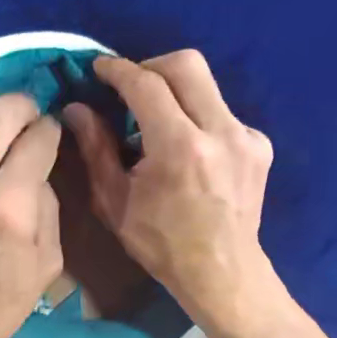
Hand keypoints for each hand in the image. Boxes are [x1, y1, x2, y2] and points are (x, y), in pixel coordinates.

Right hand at [63, 50, 275, 334]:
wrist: (223, 273)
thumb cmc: (161, 245)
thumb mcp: (115, 202)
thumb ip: (96, 149)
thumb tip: (76, 108)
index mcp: (179, 147)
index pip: (146, 84)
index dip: (118, 69)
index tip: (100, 68)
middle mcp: (220, 131)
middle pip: (186, 64)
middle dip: (151, 66)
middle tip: (131, 87)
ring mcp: (246, 136)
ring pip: (208, 84)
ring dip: (176, 91)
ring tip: (158, 121)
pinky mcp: (260, 145)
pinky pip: (223, 112)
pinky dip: (200, 118)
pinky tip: (191, 150)